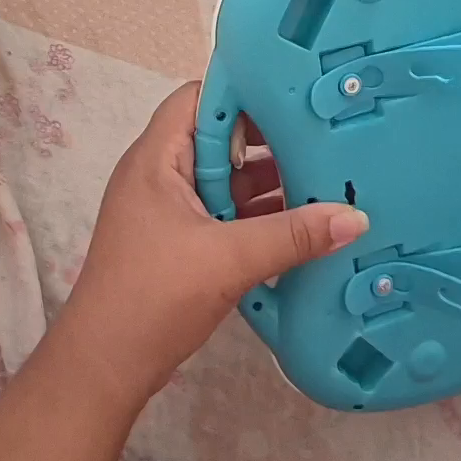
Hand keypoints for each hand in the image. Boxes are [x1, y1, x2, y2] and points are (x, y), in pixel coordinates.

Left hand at [53, 82, 369, 405]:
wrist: (104, 370)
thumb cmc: (153, 297)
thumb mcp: (228, 260)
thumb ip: (293, 236)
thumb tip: (356, 218)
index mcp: (158, 159)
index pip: (199, 97)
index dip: (243, 90)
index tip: (294, 96)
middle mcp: (161, 173)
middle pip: (218, 134)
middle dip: (266, 136)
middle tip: (318, 135)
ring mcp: (170, 208)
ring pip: (224, 175)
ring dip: (266, 178)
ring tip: (321, 173)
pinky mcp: (181, 238)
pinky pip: (225, 208)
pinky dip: (257, 210)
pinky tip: (301, 218)